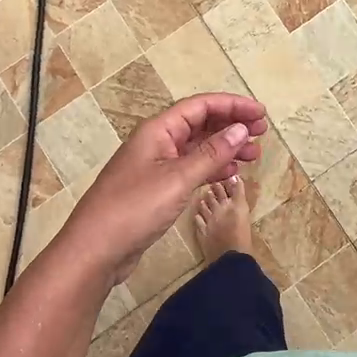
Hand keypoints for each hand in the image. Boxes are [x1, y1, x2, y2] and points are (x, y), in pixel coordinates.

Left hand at [53, 93, 267, 284]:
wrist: (94, 251)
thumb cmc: (134, 209)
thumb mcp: (178, 179)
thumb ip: (212, 153)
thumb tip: (241, 129)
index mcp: (158, 130)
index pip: (201, 106)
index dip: (232, 106)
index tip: (261, 113)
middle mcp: (157, 142)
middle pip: (199, 123)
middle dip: (231, 125)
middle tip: (262, 134)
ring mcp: (155, 166)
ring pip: (197, 147)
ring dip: (225, 148)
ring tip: (253, 155)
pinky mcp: (156, 189)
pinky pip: (190, 168)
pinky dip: (211, 168)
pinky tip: (229, 174)